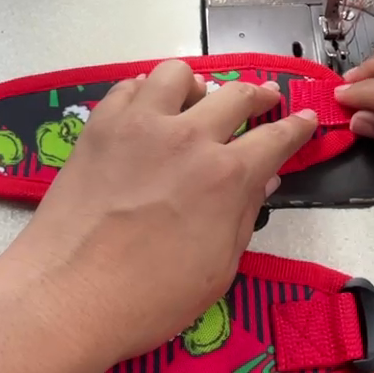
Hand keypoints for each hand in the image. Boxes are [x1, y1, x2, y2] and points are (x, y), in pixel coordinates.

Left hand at [0, 61, 317, 368]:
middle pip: (236, 94)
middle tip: (264, 99)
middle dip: (259, 94)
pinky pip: (130, 87)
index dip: (298, 127)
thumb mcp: (218, 268)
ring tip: (196, 101)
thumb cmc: (150, 298)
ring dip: (197, 84)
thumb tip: (262, 179)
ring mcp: (140, 124)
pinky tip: (148, 112)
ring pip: (178, 74)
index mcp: (226, 175)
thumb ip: (243, 215)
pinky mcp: (100, 126)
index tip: (307, 119)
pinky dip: (146, 93)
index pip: (277, 137)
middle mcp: (188, 136)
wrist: (66, 296)